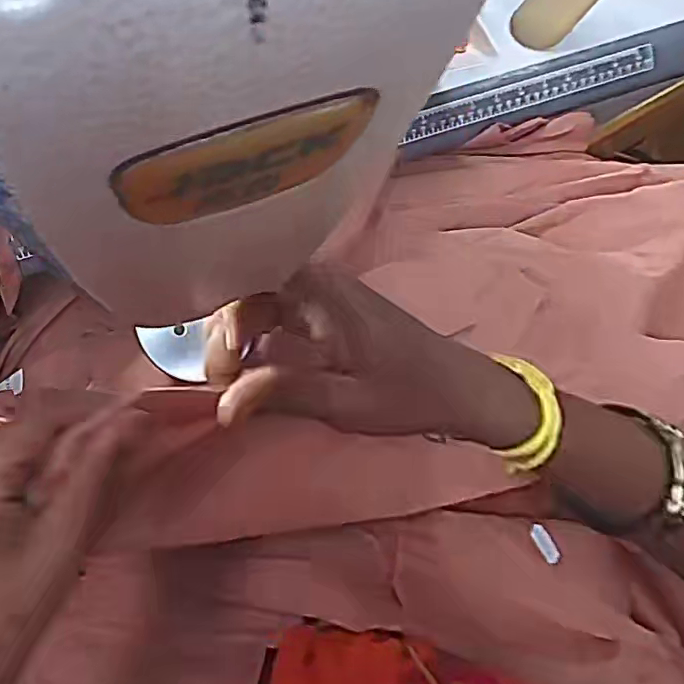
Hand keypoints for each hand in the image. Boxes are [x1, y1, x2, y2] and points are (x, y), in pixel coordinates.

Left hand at [0, 392, 144, 683]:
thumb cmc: (15, 616)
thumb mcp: (63, 540)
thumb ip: (94, 470)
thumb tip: (128, 420)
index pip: (39, 416)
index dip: (90, 407)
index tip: (132, 408)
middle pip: (24, 417)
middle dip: (77, 416)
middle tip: (122, 424)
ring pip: (14, 427)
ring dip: (59, 430)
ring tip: (101, 440)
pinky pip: (0, 446)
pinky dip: (36, 448)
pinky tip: (63, 461)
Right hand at [203, 266, 534, 446]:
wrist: (460, 387)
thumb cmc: (408, 393)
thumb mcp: (346, 402)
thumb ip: (283, 394)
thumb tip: (223, 405)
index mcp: (319, 291)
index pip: (246, 290)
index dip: (223, 330)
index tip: (223, 374)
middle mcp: (314, 278)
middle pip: (243, 292)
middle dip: (222, 336)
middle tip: (223, 383)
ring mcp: (317, 287)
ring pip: (253, 299)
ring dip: (234, 336)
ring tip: (233, 378)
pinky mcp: (321, 302)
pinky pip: (271, 307)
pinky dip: (253, 334)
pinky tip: (251, 364)